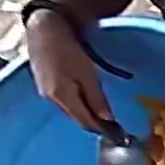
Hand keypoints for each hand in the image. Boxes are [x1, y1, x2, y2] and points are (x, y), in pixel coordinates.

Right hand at [26, 10, 112, 130]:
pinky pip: (66, 103)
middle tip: (116, 126)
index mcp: (63, 97)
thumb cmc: (69, 50)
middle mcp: (51, 99)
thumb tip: (108, 120)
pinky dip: (79, 106)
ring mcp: (45, 93)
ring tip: (104, 114)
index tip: (121, 134)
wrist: (44, 29)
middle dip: (97, 124)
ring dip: (88, 115)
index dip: (104, 131)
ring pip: (72, 112)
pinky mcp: (44, 87)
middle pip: (79, 120)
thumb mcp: (89, 75)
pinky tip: (88, 102)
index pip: (86, 123)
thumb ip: (97, 99)